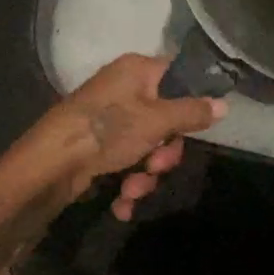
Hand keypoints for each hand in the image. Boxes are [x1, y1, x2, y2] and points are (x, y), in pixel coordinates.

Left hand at [1, 54, 226, 220]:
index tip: (194, 128)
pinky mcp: (97, 147)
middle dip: (164, 154)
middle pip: (165, 120)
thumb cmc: (106, 130)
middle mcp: (123, 89)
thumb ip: (191, 113)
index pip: (177, 75)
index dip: (190, 101)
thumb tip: (224, 105)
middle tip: (157, 166)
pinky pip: (125, 162)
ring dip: (146, 176)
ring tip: (132, 191)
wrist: (49, 164)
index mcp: (136, 70)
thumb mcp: (156, 121)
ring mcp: (109, 120)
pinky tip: (121, 203)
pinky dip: (127, 183)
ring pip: (146, 148)